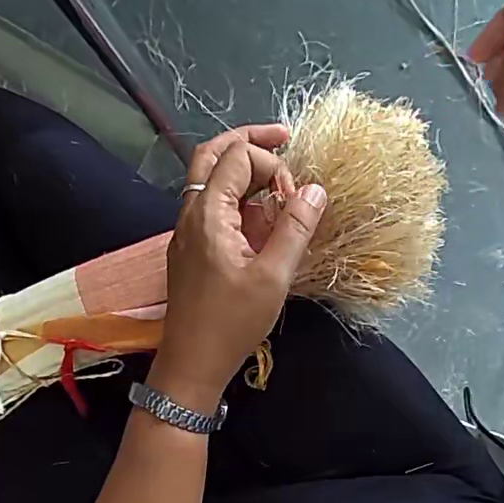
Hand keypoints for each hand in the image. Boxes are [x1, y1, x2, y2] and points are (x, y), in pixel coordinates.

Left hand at [150, 125, 327, 411]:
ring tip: (278, 183)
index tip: (293, 201)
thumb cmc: (231, 324)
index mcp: (207, 214)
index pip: (238, 157)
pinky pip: (211, 208)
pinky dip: (236, 200)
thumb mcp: (273, 278)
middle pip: (213, 155)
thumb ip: (295, 229)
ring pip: (209, 181)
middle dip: (249, 142)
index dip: (272, 166)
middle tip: (285, 139)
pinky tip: (260, 220)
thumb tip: (316, 189)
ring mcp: (187, 232)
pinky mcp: (191, 250)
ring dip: (242, 172)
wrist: (191, 363)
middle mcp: (190, 215)